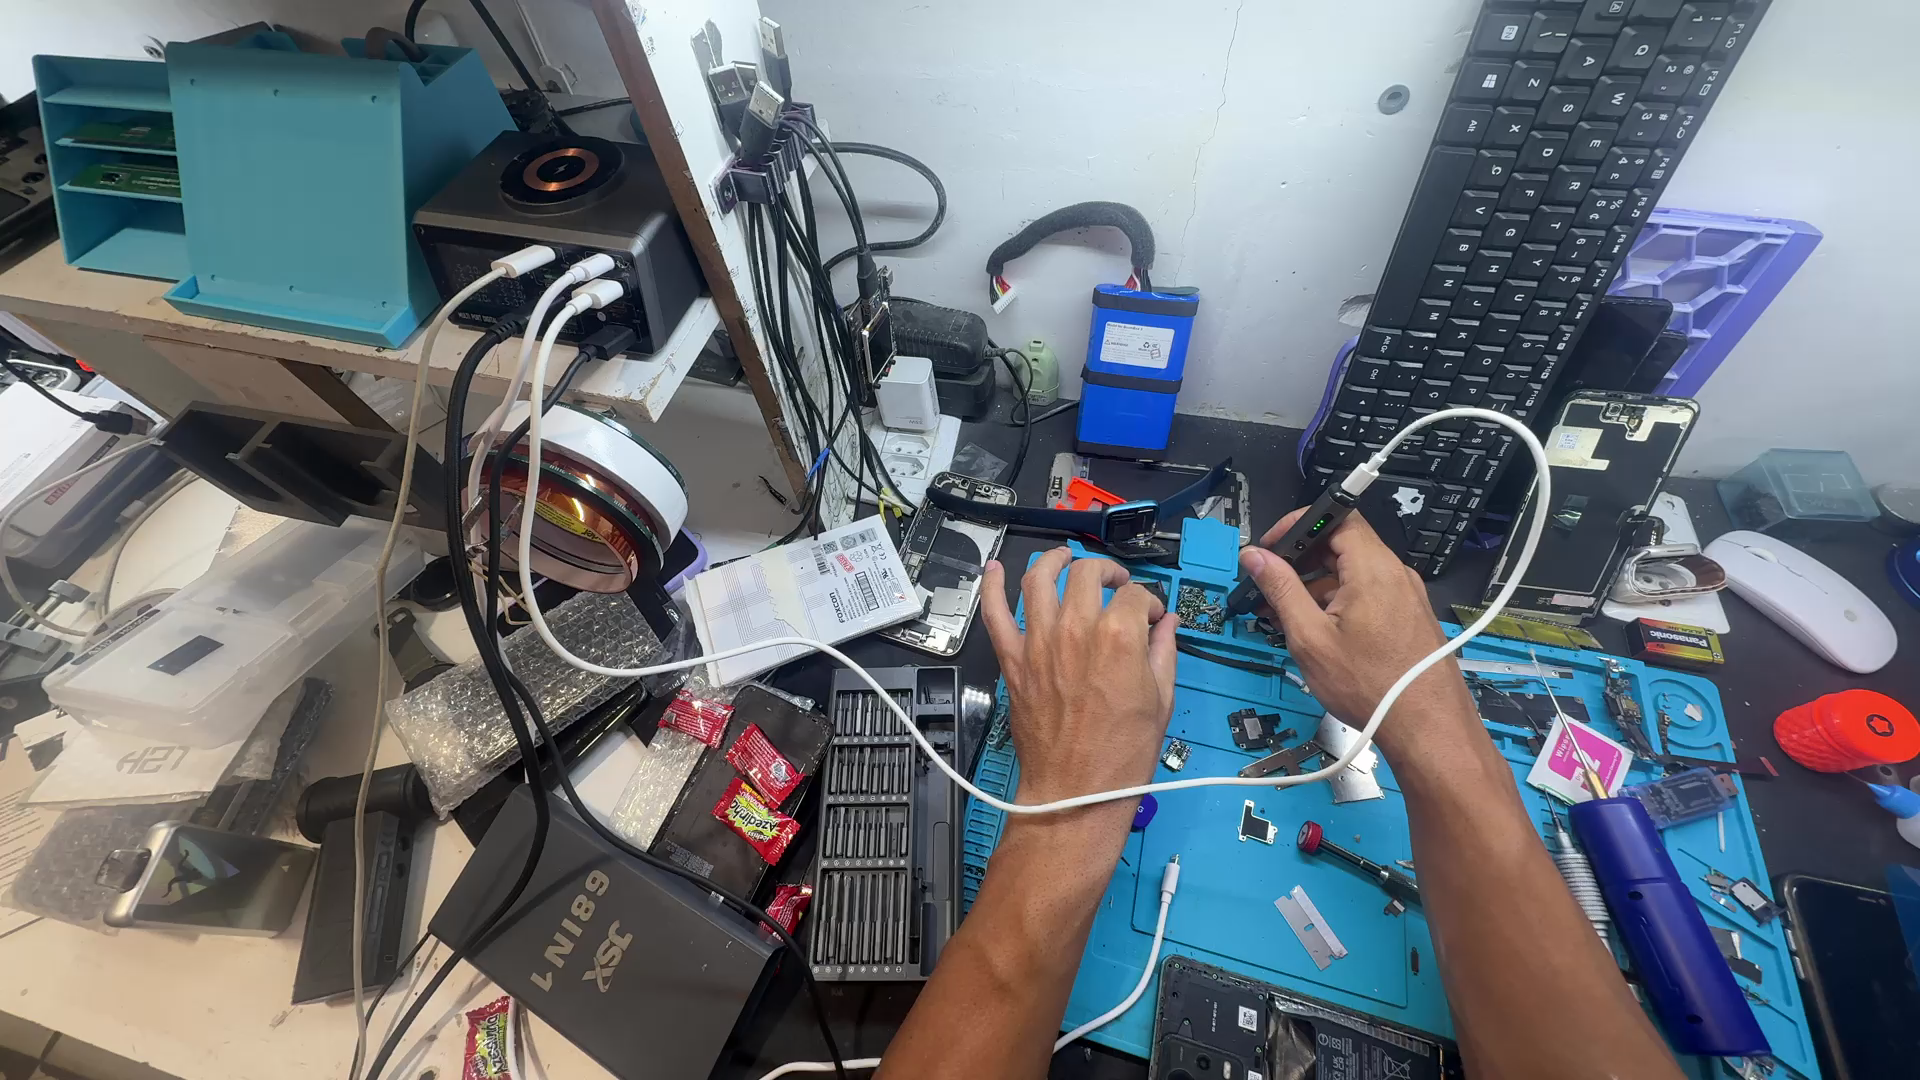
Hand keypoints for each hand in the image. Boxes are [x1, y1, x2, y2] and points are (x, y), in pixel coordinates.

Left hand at [980, 549, 1179, 805]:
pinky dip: (992, 588)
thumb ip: (1164, 652)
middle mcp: (1075, 628)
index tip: (1151, 616)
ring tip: (1064, 559)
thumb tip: (1167, 624)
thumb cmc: (1122, 754)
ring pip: (1039, 579)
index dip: (1148, 602)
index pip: (1135, 596)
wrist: (1075, 792)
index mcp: (1119, 636)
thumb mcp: (1161, 701)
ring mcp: (1039, 642)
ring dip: (1053, 561)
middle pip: (1087, 573)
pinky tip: (995, 570)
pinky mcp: (1013, 659)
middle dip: (1107, 571)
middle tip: (1115, 584)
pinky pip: (994, 614)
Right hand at [1237, 509, 1478, 759]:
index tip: (1270, 548)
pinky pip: (1366, 593)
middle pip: (1342, 544)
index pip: (1337, 517)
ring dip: (1315, 585)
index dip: (1298, 524)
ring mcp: (1406, 596)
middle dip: (1300, 560)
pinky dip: (1336, 601)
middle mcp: (1395, 575)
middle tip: (1268, 584)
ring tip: (1285, 614)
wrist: (1429, 731)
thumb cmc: (1369, 686)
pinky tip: (1315, 630)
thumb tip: (1255, 556)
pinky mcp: (1408, 617)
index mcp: (1373, 569)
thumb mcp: (1310, 637)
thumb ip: (1280, 589)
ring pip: (1352, 572)